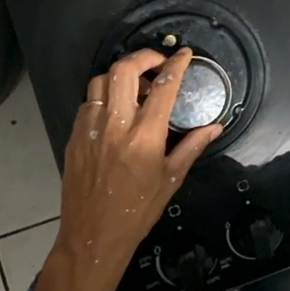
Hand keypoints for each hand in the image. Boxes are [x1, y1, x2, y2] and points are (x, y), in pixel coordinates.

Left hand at [55, 47, 222, 269]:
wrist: (93, 236)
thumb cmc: (138, 210)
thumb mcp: (172, 179)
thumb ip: (192, 146)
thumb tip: (214, 127)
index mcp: (145, 136)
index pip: (163, 87)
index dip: (176, 65)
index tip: (185, 54)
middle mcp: (115, 125)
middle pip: (123, 70)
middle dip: (143, 57)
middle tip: (158, 62)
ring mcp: (90, 129)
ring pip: (101, 81)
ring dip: (121, 75)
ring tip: (137, 86)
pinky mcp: (75, 137)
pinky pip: (88, 102)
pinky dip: (104, 96)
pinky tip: (116, 109)